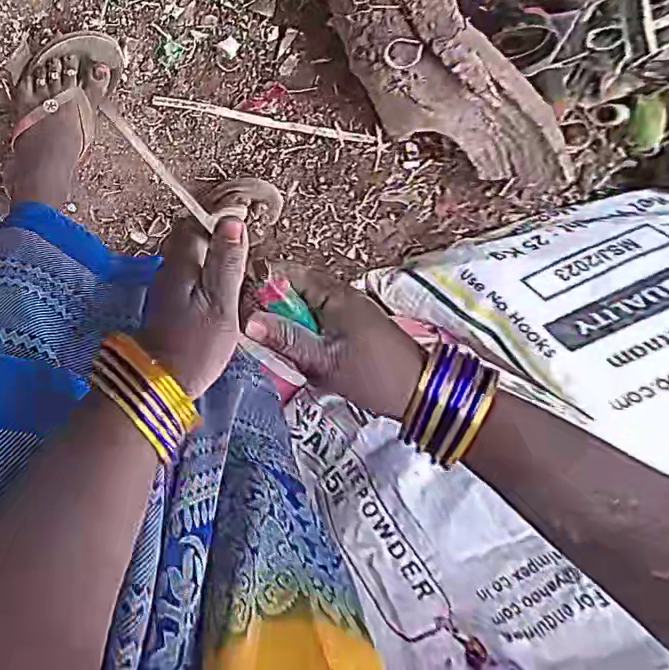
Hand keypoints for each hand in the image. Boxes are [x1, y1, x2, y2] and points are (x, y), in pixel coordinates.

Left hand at [137, 216, 247, 396]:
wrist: (163, 377)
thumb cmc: (196, 343)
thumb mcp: (221, 303)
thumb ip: (226, 262)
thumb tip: (232, 222)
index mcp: (180, 263)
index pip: (194, 223)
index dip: (218, 215)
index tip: (244, 212)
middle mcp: (169, 268)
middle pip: (190, 236)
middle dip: (216, 230)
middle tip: (247, 234)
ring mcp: (168, 284)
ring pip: (191, 255)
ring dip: (214, 250)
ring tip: (243, 255)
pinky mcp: (172, 301)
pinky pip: (191, 273)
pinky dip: (209, 270)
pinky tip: (227, 281)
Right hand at [244, 264, 424, 417]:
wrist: (428, 397)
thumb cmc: (376, 375)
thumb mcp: (325, 360)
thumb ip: (285, 338)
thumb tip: (247, 321)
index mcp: (332, 293)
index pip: (281, 272)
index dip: (257, 285)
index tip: (241, 306)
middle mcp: (337, 293)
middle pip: (287, 287)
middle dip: (268, 305)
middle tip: (253, 327)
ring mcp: (344, 307)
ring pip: (298, 302)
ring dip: (283, 318)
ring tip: (270, 339)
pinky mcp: (348, 323)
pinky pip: (311, 315)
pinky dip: (298, 326)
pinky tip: (293, 346)